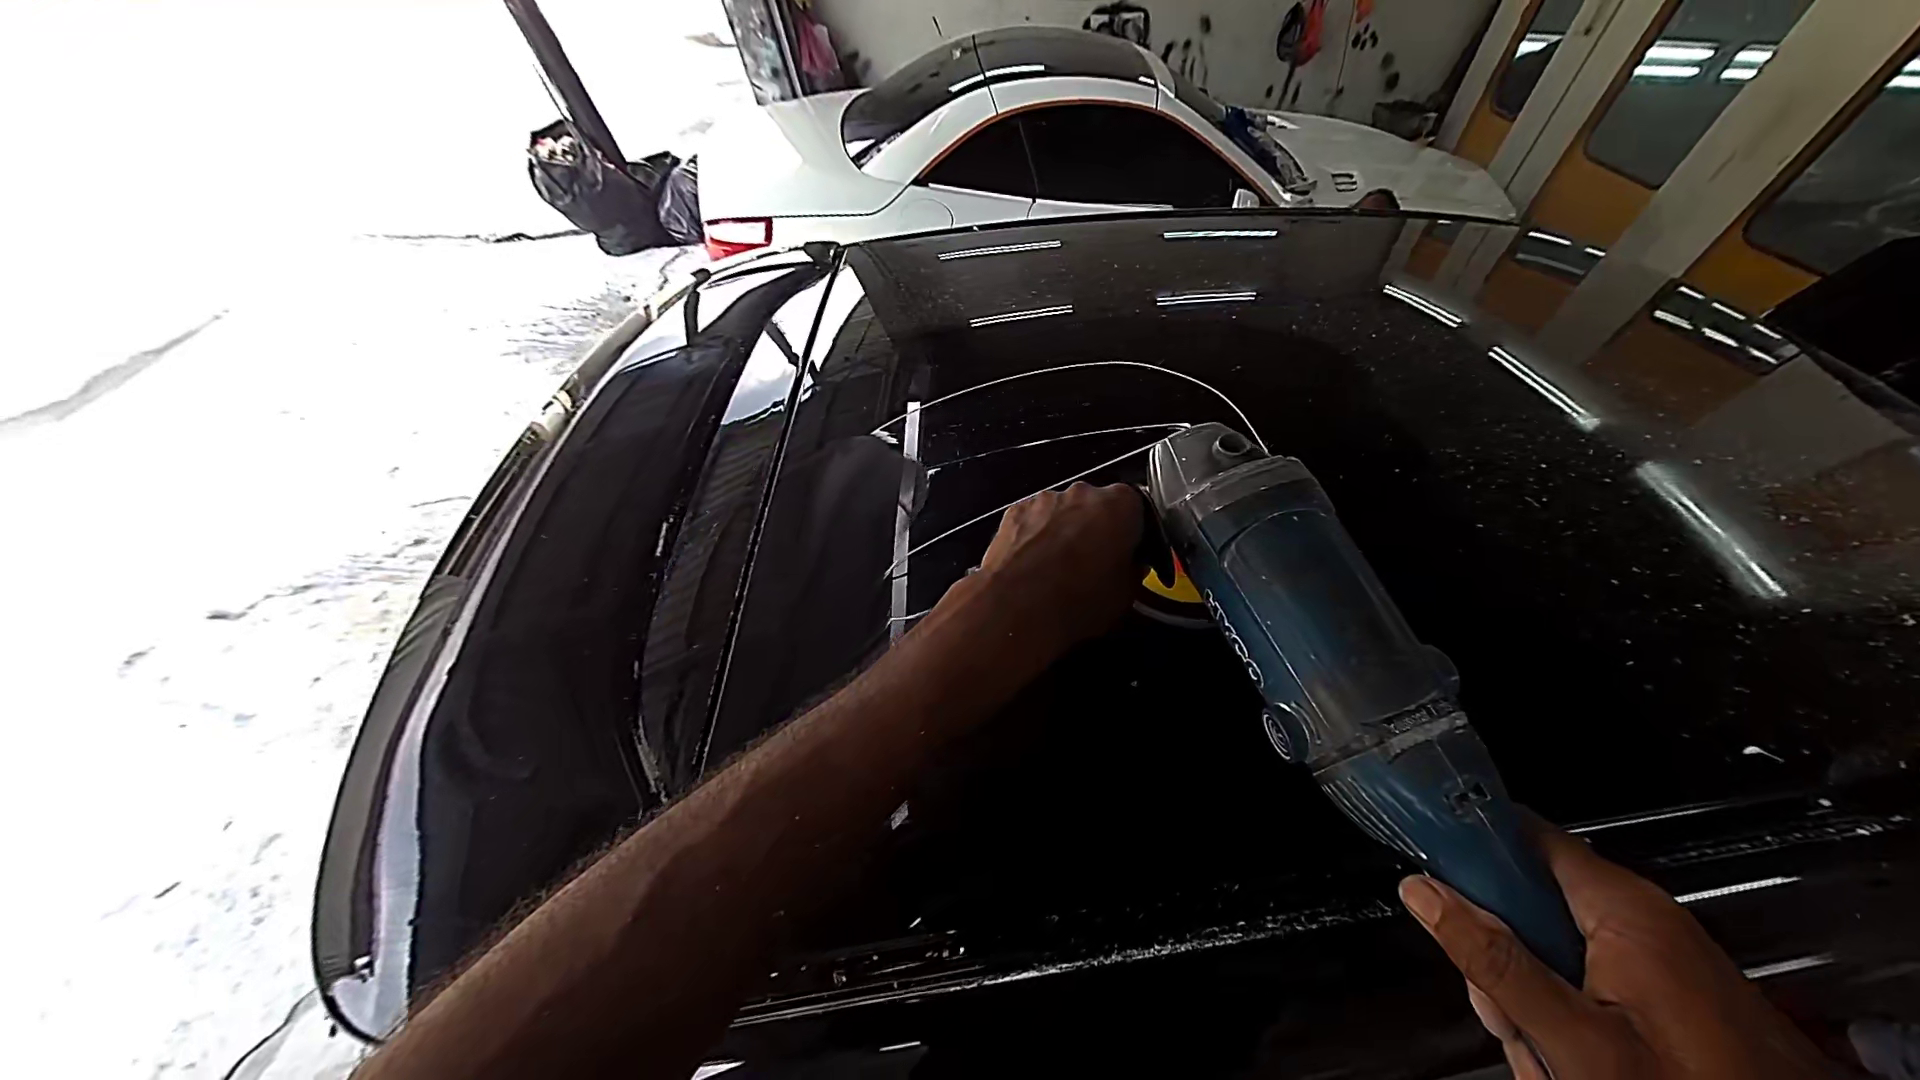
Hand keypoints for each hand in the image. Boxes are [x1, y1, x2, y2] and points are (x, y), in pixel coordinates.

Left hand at [960, 482, 1143, 652]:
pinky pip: (1033, 521)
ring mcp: (1044, 499)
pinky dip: (1035, 536)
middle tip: (1093, 563)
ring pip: (1062, 512)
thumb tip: (1130, 564)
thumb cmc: (1079, 602)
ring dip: (1063, 531)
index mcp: (1120, 505)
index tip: (1130, 556)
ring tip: (1057, 568)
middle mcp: (1082, 492)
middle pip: (1096, 507)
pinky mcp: (1013, 511)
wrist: (1017, 609)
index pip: (1137, 510)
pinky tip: (1032, 565)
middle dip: (1096, 529)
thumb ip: (1133, 569)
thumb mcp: (1126, 595)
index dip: (1134, 535)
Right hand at [1399, 823, 1839, 1079]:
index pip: (1517, 832)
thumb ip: (1494, 961)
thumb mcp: (1581, 1041)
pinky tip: (1571, 1054)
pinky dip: (1562, 1010)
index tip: (1435, 875)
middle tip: (1503, 1008)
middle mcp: (1640, 917)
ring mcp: (1652, 953)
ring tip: (1547, 1050)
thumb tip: (1422, 893)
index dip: (1467, 848)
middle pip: (1522, 899)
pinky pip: (1579, 972)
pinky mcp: (1660, 987)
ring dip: (1525, 993)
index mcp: (1623, 907)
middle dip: (1496, 952)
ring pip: (1544, 942)